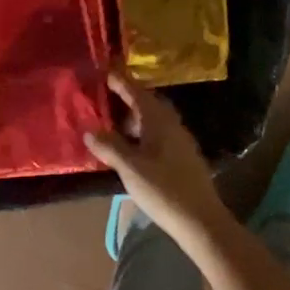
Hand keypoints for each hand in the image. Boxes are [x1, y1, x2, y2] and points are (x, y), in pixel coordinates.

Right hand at [84, 71, 229, 240]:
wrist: (200, 220)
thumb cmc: (163, 190)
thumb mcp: (130, 169)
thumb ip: (109, 147)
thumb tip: (89, 130)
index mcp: (159, 122)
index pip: (137, 93)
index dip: (121, 81)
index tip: (105, 69)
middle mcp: (172, 126)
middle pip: (148, 104)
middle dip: (128, 98)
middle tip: (106, 97)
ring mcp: (180, 142)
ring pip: (154, 121)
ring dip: (134, 119)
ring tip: (113, 125)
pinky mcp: (183, 158)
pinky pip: (159, 135)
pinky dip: (142, 134)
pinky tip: (132, 149)